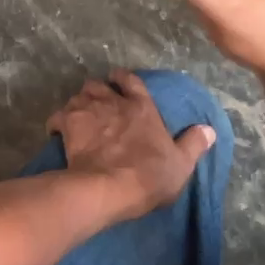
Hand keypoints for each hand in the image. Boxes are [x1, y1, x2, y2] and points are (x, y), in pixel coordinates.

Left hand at [48, 69, 216, 222]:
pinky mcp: (67, 123)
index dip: (124, 78)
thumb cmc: (150, 175)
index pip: (131, 81)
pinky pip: (57, 116)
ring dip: (79, 104)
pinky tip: (57, 131)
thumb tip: (208, 129)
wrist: (111, 186)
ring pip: (78, 96)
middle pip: (98, 85)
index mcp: (141, 107)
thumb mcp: (181, 164)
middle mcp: (112, 101)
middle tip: (98, 104)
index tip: (118, 79)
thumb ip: (193, 143)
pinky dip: (57, 122)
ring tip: (79, 116)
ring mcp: (87, 109)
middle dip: (97, 91)